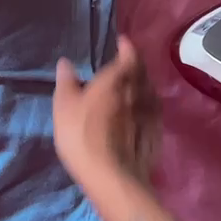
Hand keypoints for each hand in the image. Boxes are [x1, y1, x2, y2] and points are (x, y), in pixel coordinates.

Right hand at [53, 36, 154, 195]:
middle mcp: (140, 92)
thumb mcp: (64, 105)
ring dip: (141, 85)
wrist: (113, 179)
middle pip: (142, 73)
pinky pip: (153, 111)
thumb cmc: (82, 136)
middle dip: (134, 65)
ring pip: (149, 92)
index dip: (126, 47)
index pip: (129, 56)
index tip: (122, 42)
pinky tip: (138, 112)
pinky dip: (146, 105)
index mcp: (118, 80)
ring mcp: (152, 115)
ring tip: (131, 86)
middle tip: (124, 64)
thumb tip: (67, 62)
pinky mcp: (156, 135)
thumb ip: (66, 81)